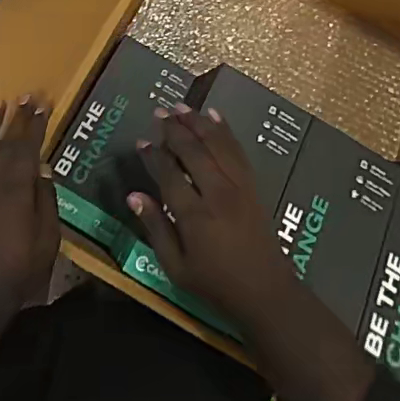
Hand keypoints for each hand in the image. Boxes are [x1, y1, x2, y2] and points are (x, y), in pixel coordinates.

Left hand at [0, 97, 59, 324]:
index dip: (36, 124)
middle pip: (4, 140)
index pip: (28, 146)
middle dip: (17, 117)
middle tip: (25, 97)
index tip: (43, 106)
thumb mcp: (48, 238)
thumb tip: (42, 170)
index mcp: (17, 186)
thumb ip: (46, 200)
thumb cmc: (20, 269)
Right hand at [128, 105, 302, 325]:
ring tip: (181, 107)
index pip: (169, 174)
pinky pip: (238, 150)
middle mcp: (217, 193)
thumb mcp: (176, 267)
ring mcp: (239, 186)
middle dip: (174, 129)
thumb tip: (133, 196)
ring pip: (216, 144)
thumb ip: (155, 228)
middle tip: (159, 112)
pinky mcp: (253, 185)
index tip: (141, 142)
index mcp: (195, 216)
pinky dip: (225, 130)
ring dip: (198, 122)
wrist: (266, 293)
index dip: (153, 156)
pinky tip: (215, 116)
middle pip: (193, 151)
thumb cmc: (215, 285)